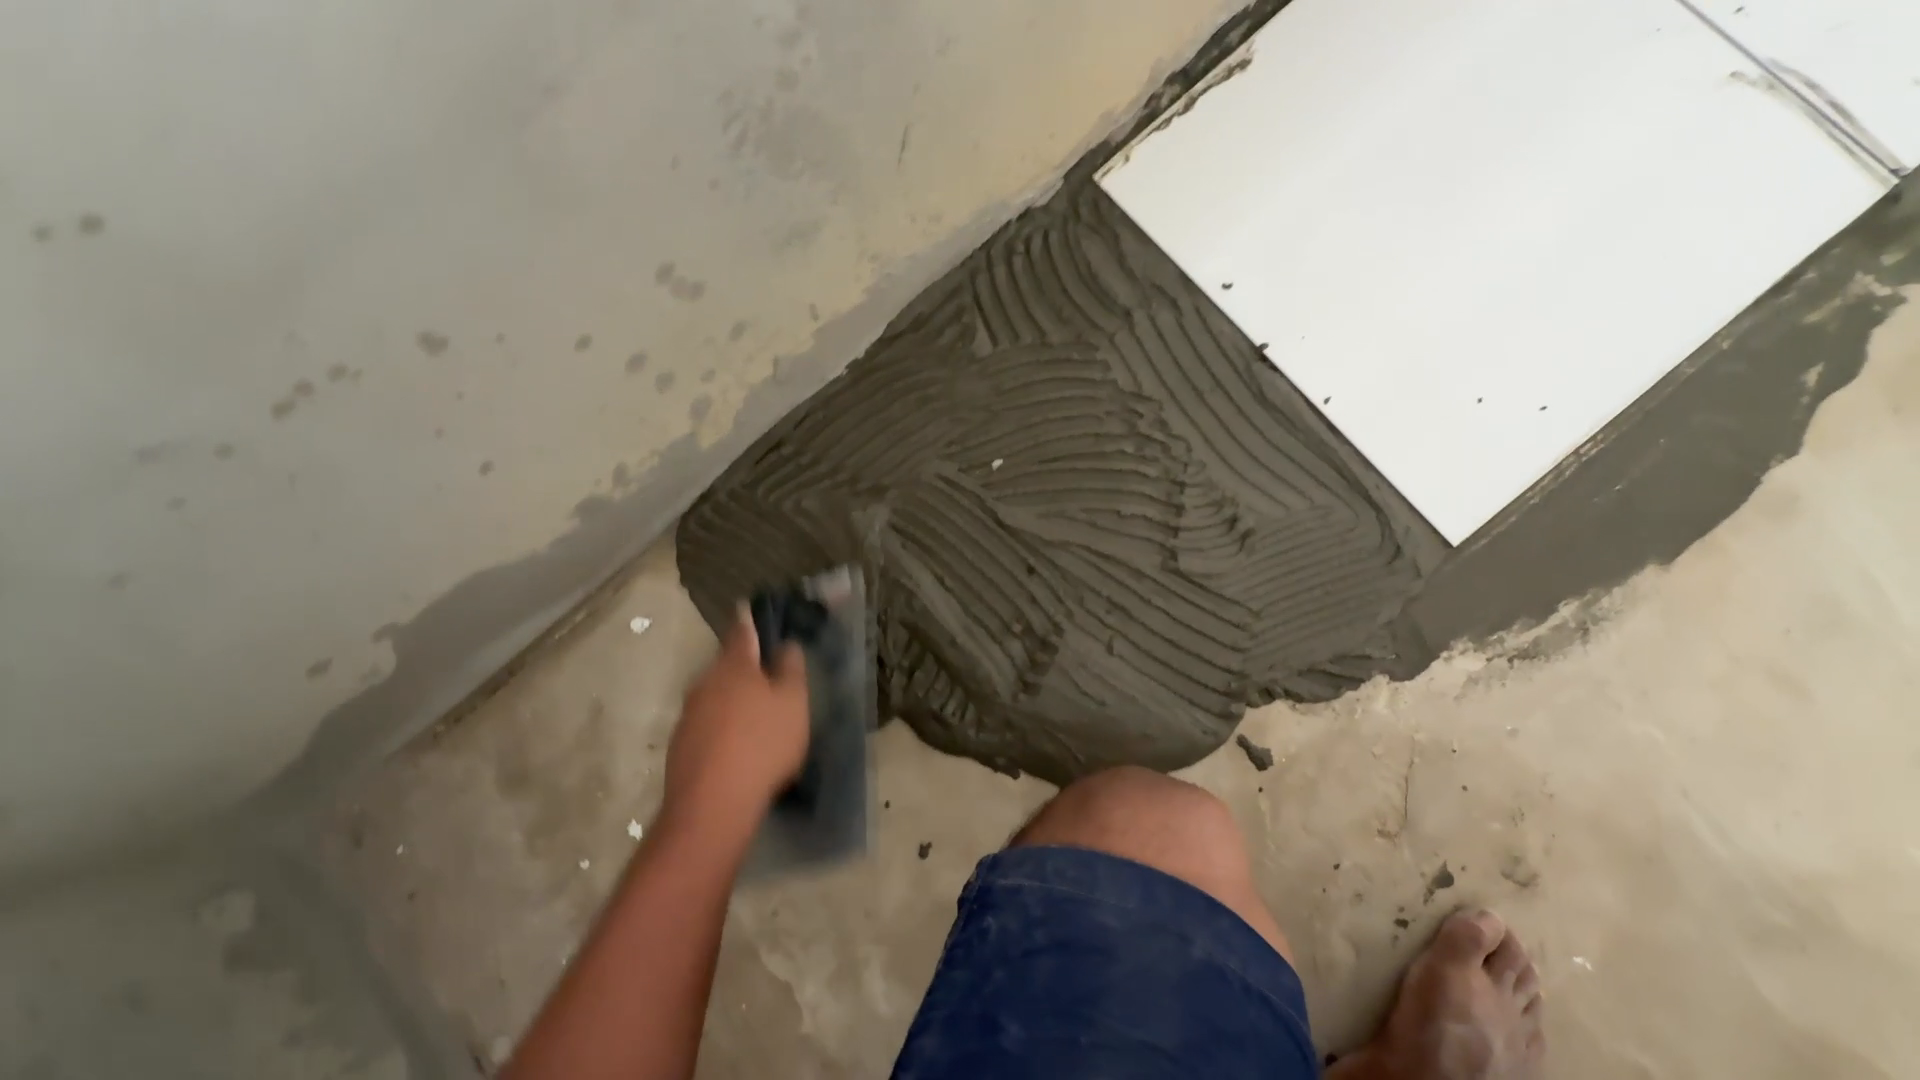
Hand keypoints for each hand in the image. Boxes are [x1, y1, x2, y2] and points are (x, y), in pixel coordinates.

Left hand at [663, 605, 809, 826]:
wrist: (713, 804)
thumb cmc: (763, 744)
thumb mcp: (794, 703)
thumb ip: (791, 670)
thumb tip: (786, 645)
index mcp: (734, 666)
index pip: (742, 632)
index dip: (750, 621)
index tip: (752, 611)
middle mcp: (704, 683)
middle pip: (727, 667)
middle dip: (745, 670)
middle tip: (770, 680)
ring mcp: (688, 716)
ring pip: (715, 698)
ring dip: (734, 703)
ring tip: (758, 721)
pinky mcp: (681, 747)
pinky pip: (707, 727)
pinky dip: (723, 731)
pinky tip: (738, 751)